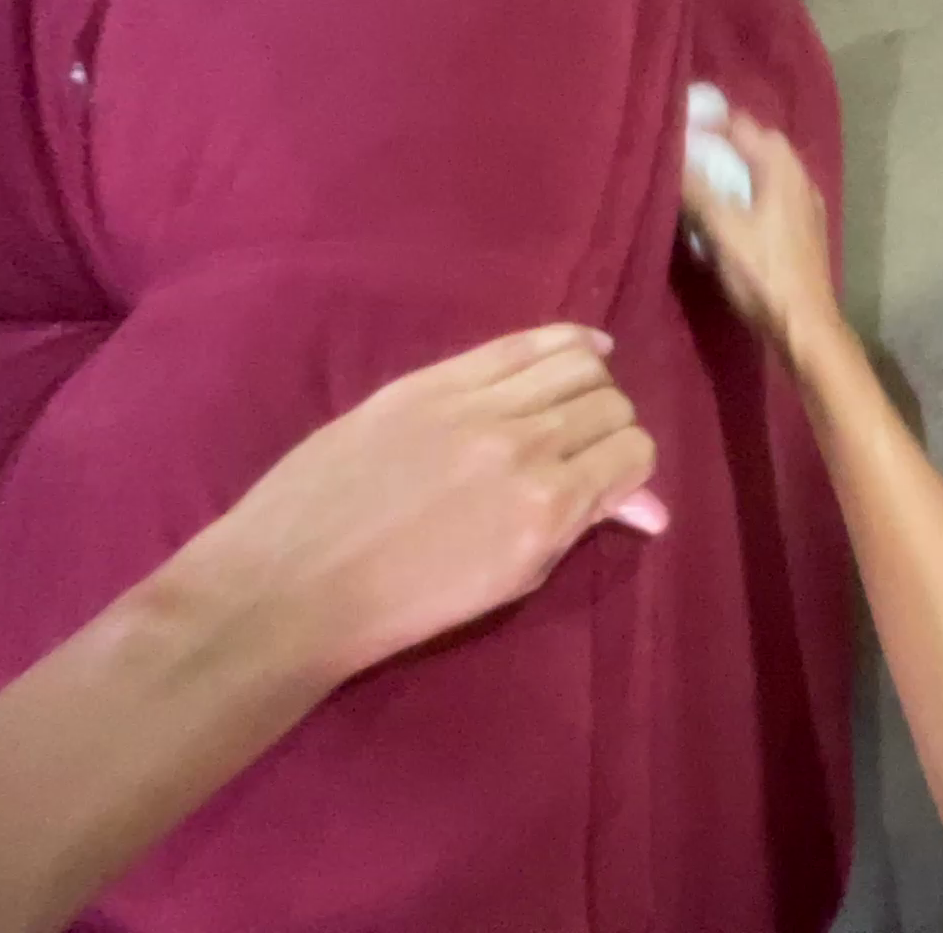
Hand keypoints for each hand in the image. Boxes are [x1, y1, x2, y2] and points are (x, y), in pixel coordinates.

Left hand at [176, 324, 665, 679]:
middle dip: (615, 428)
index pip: (636, 451)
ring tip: (582, 400)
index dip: (635, 467)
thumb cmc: (413, 602)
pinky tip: (587, 347)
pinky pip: (521, 343)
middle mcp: (524, 446)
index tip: (614, 481)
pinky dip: (569, 341)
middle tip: (588, 449)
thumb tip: (655, 509)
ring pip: (578, 364)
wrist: (287, 589)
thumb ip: (585, 524)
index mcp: (548, 506)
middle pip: (613, 406)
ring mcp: (473, 406)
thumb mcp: (517, 576)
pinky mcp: (429, 382)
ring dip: (596, 384)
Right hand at [680, 115, 844, 364]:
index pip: (740, 124)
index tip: (674, 129)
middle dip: (722, 145)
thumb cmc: (764, 275)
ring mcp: (806, 206)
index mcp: (782, 167)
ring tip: (702, 182)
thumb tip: (670, 154)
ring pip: (766, 173)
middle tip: (686, 154)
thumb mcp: (722, 228)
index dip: (707, 122)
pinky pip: (773, 198)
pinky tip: (730, 213)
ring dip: (736, 171)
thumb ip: (696, 188)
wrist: (805, 324)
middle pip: (757, 145)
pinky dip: (750, 195)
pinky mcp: (805, 231)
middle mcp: (800, 178)